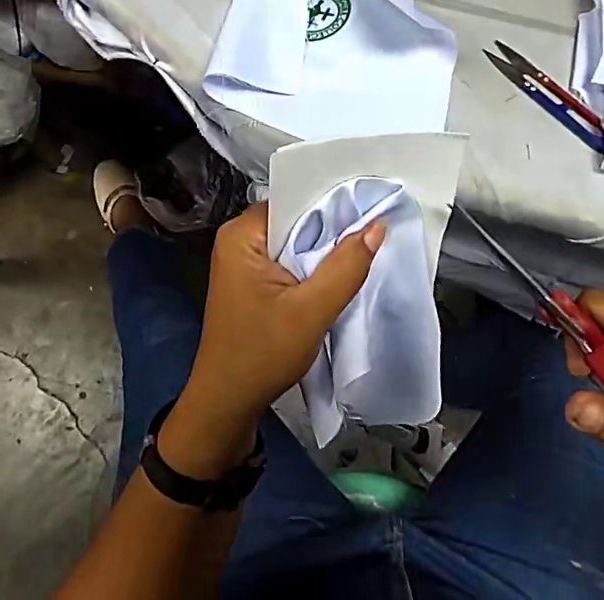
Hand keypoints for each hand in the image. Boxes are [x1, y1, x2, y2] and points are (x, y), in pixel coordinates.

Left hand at [160, 202, 384, 477]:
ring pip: (292, 241)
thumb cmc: (261, 354)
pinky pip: (286, 259)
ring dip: (321, 250)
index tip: (368, 208)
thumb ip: (345, 267)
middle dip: (329, 229)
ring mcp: (241, 259)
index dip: (330, 205)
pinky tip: (333, 274)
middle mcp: (237, 238)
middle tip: (371, 231)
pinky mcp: (249, 279)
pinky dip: (309, 266)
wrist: (227, 401)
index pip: (292, 201)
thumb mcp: (311, 311)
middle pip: (293, 219)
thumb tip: (377, 226)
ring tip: (359, 251)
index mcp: (241, 234)